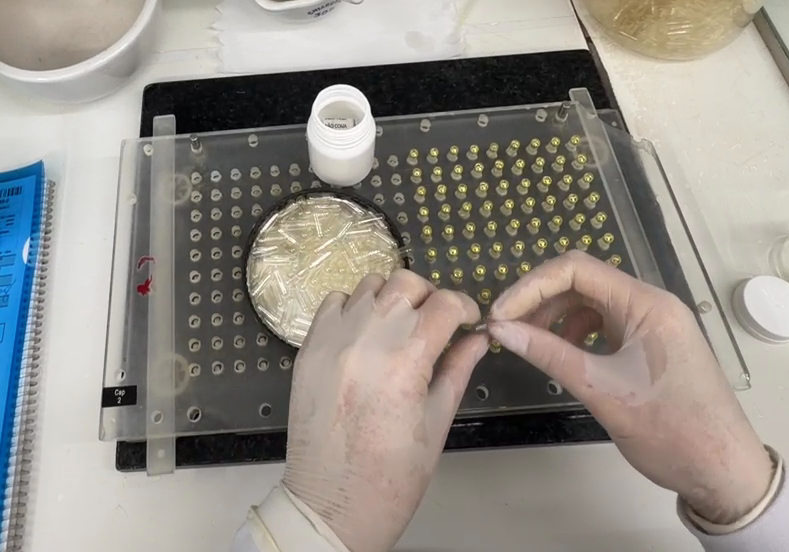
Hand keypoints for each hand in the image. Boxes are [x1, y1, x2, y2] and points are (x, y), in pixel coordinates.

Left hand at [282, 270, 489, 551]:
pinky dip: (354, 306)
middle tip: (435, 322)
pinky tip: (364, 332)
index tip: (468, 318)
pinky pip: (335, 300)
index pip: (444, 304)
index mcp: (407, 359)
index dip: (463, 306)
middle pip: (406, 282)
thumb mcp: (436, 425)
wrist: (330, 506)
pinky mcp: (309, 343)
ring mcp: (334, 336)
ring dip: (391, 297)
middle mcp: (368, 336)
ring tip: (399, 326)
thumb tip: (478, 338)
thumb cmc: (390, 477)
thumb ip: (457, 371)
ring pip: (370, 284)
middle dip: (429, 296)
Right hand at [486, 252, 772, 523]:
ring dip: (555, 316)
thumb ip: (548, 354)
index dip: (532, 285)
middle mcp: (651, 303)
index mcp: (646, 304)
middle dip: (540, 300)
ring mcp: (653, 322)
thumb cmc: (672, 432)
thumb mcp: (603, 392)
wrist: (729, 479)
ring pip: (590, 301)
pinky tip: (562, 354)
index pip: (576, 269)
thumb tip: (500, 329)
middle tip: (507, 326)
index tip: (502, 313)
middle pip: (581, 281)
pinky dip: (576, 332)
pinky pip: (604, 322)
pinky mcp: (651, 343)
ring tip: (530, 341)